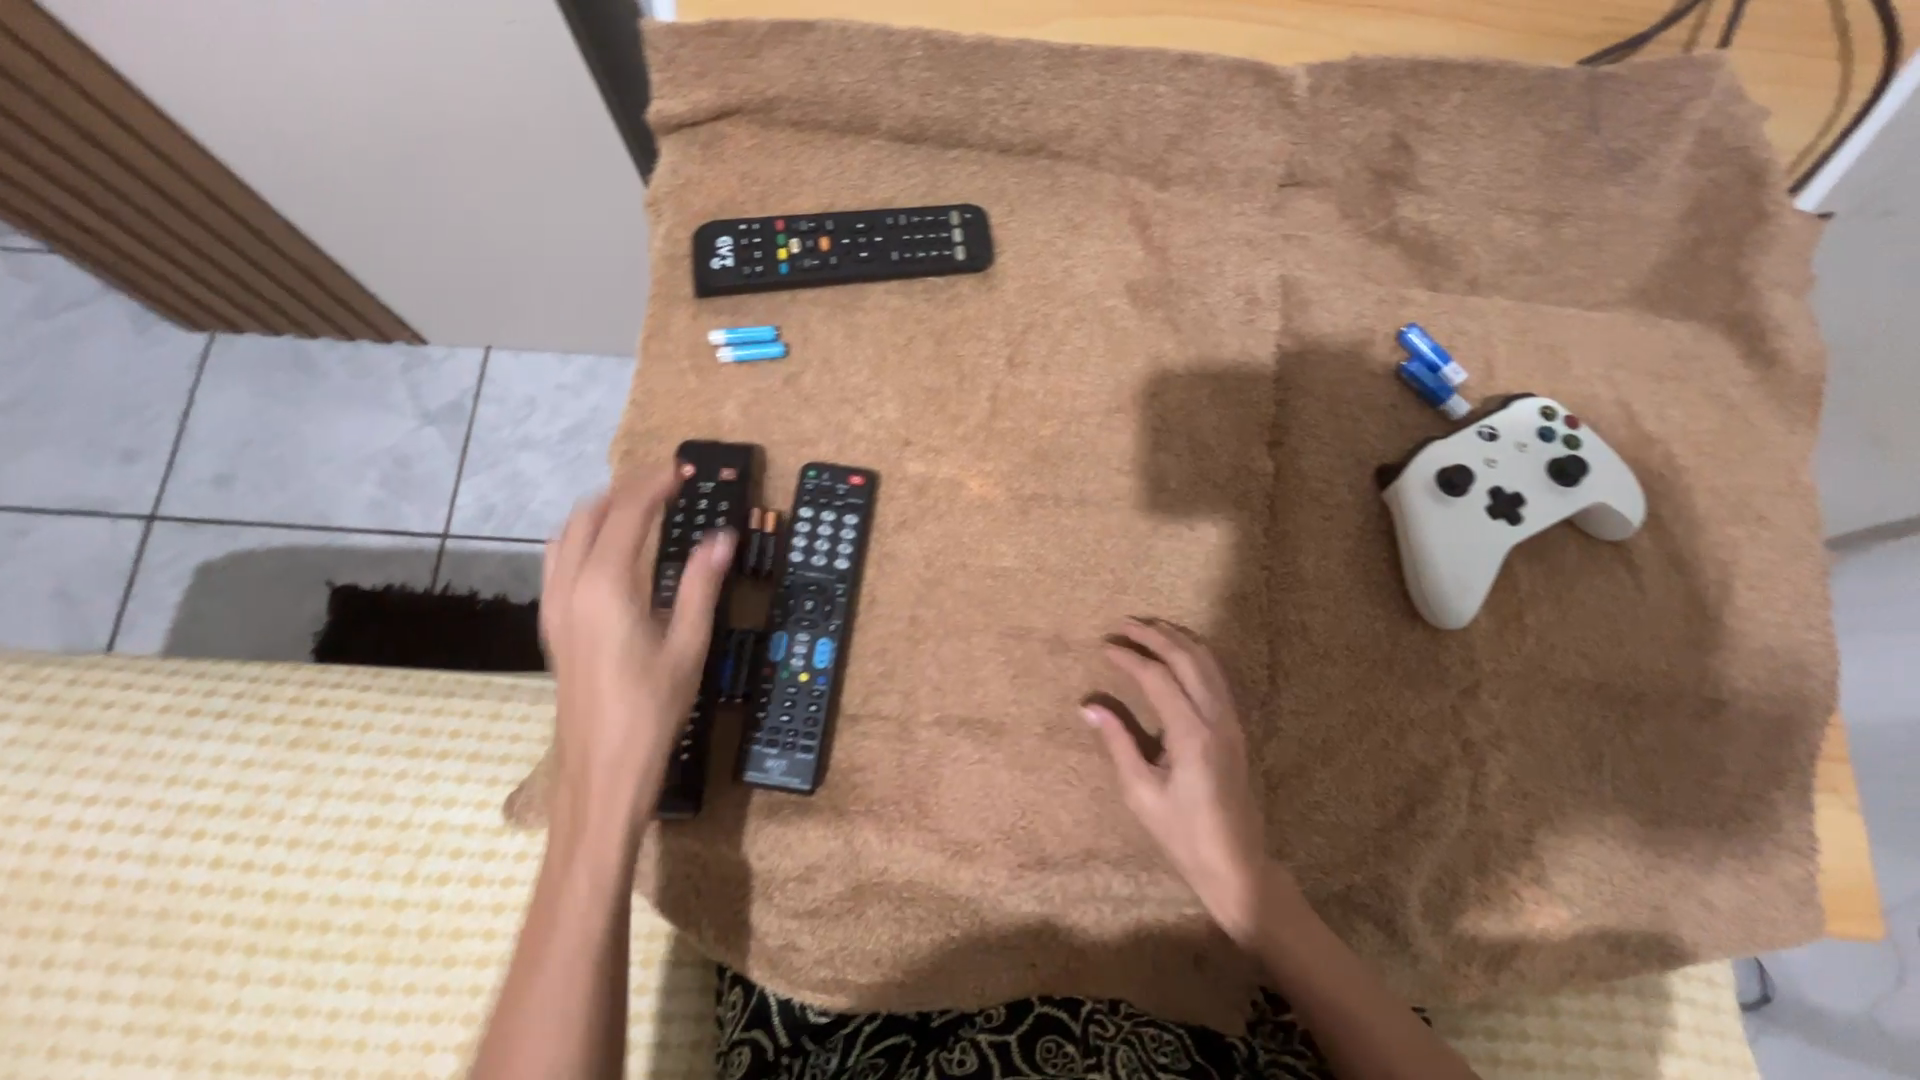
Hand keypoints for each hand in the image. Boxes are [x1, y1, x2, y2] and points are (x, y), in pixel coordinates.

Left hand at [541, 466, 735, 823]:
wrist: (601, 767)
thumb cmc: (652, 708)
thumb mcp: (687, 644)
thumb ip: (699, 584)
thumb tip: (721, 538)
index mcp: (606, 586)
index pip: (628, 513)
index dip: (655, 485)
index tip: (682, 471)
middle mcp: (571, 586)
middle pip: (591, 514)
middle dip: (627, 491)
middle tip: (666, 487)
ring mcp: (554, 605)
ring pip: (567, 534)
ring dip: (601, 511)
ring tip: (639, 510)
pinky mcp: (552, 624)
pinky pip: (558, 560)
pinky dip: (583, 538)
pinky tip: (609, 553)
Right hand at [1082, 618, 1277, 946]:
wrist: (1236, 864)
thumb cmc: (1183, 834)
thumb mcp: (1140, 792)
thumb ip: (1117, 743)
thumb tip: (1089, 706)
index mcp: (1192, 735)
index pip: (1157, 678)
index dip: (1129, 657)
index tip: (1104, 646)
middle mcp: (1217, 719)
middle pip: (1187, 659)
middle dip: (1155, 635)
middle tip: (1124, 624)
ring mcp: (1232, 722)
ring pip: (1208, 663)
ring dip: (1178, 640)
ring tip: (1150, 627)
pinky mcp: (1236, 729)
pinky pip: (1217, 677)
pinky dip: (1196, 655)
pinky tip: (1179, 653)